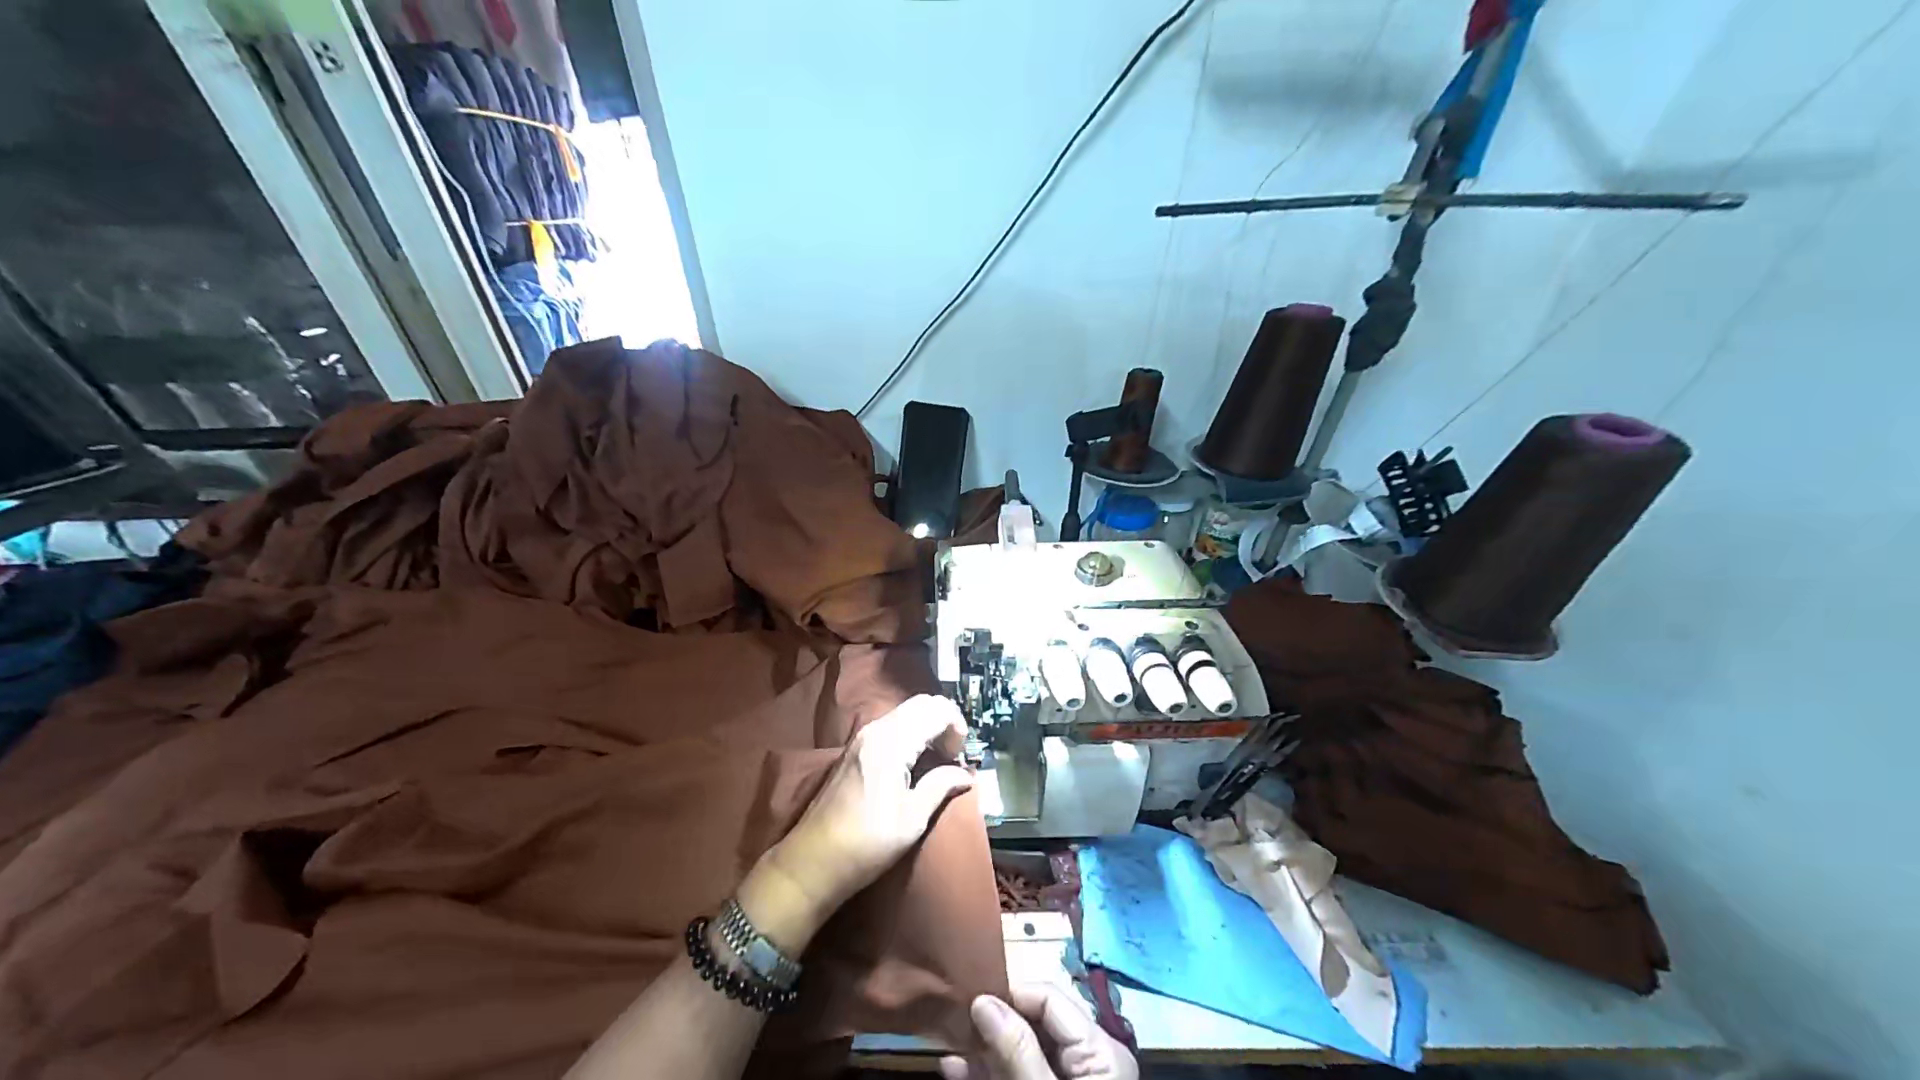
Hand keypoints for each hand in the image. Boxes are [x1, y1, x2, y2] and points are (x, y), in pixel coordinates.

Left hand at [740, 695, 973, 949]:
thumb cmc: (866, 844)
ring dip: (928, 726)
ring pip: (906, 711)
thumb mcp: (911, 820)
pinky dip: (911, 732)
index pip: (936, 710)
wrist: (813, 861)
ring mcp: (861, 737)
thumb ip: (940, 786)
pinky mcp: (854, 749)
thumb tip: (965, 775)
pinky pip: (892, 724)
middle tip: (954, 755)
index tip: (961, 756)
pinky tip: (915, 762)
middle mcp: (875, 730)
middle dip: (945, 721)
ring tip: (938, 761)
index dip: (957, 727)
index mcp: (891, 743)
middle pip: (921, 703)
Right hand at [939, 985, 1138, 1079]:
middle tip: (955, 1024)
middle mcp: (1087, 1062)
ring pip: (1020, 1054)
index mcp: (1100, 1050)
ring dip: (983, 1052)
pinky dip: (988, 1075)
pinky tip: (954, 1069)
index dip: (1010, 996)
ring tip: (949, 1045)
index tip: (970, 1003)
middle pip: (1034, 1025)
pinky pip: (1017, 1079)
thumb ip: (1016, 1050)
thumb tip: (982, 1000)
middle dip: (993, 1023)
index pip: (1048, 999)